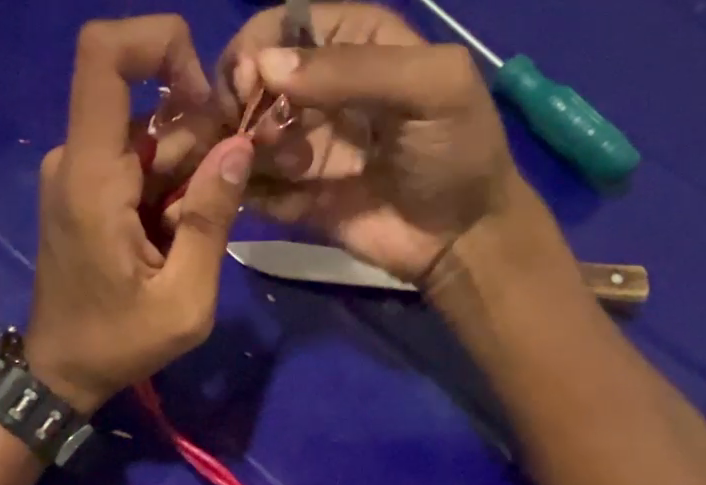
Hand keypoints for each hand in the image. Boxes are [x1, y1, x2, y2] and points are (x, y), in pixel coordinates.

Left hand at [23, 16, 255, 413]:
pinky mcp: (80, 191)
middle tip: (218, 207)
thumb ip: (212, 220)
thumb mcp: (184, 300)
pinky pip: (134, 162)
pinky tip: (171, 238)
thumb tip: (239, 144)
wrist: (60, 372)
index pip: (104, 52)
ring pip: (147, 135)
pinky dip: (166, 188)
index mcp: (91, 178)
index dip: (161, 43)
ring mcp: (73, 175)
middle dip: (199, 141)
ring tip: (188, 239)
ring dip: (186, 174)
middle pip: (147, 104)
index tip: (205, 97)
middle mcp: (74, 160)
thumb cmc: (118, 346)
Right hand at [218, 3, 525, 288]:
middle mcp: (320, 89)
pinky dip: (249, 190)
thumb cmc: (457, 151)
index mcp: (355, 41)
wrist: (461, 237)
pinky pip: (251, 186)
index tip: (248, 84)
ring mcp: (303, 144)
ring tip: (286, 168)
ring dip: (248, 150)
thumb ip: (352, 69)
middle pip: (253, 78)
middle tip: (260, 136)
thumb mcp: (430, 87)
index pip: (282, 24)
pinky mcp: (293, 194)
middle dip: (244, 103)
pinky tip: (274, 198)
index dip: (256, 47)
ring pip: (244, 134)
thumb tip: (265, 67)